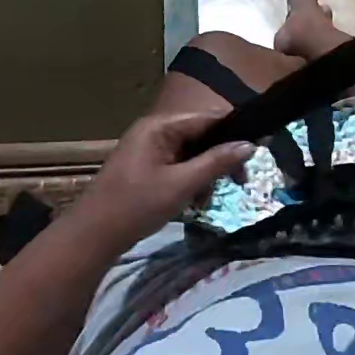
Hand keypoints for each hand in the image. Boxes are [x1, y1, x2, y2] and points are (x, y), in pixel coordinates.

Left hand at [66, 112, 256, 250]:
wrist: (92, 236)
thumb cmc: (136, 206)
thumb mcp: (182, 184)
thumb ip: (216, 162)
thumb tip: (250, 145)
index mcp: (161, 126)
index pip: (209, 117)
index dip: (236, 130)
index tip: (261, 147)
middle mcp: (155, 130)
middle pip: (202, 135)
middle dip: (221, 157)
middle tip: (241, 180)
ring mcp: (150, 149)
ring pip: (193, 153)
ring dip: (207, 173)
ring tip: (211, 197)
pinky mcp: (148, 167)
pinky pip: (180, 165)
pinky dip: (192, 180)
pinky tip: (196, 201)